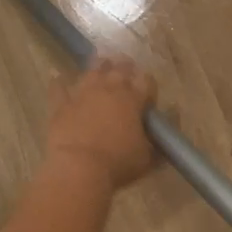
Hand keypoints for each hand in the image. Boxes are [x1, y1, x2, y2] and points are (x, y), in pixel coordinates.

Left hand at [44, 55, 157, 188]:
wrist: (79, 168)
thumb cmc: (118, 164)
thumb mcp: (149, 156)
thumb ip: (160, 134)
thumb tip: (173, 115)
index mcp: (133, 99)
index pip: (146, 81)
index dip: (148, 84)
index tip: (147, 92)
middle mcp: (109, 89)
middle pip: (120, 69)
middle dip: (125, 67)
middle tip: (126, 67)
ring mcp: (83, 93)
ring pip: (92, 71)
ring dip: (98, 66)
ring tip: (101, 63)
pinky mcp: (61, 104)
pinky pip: (58, 87)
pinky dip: (59, 82)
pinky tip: (58, 77)